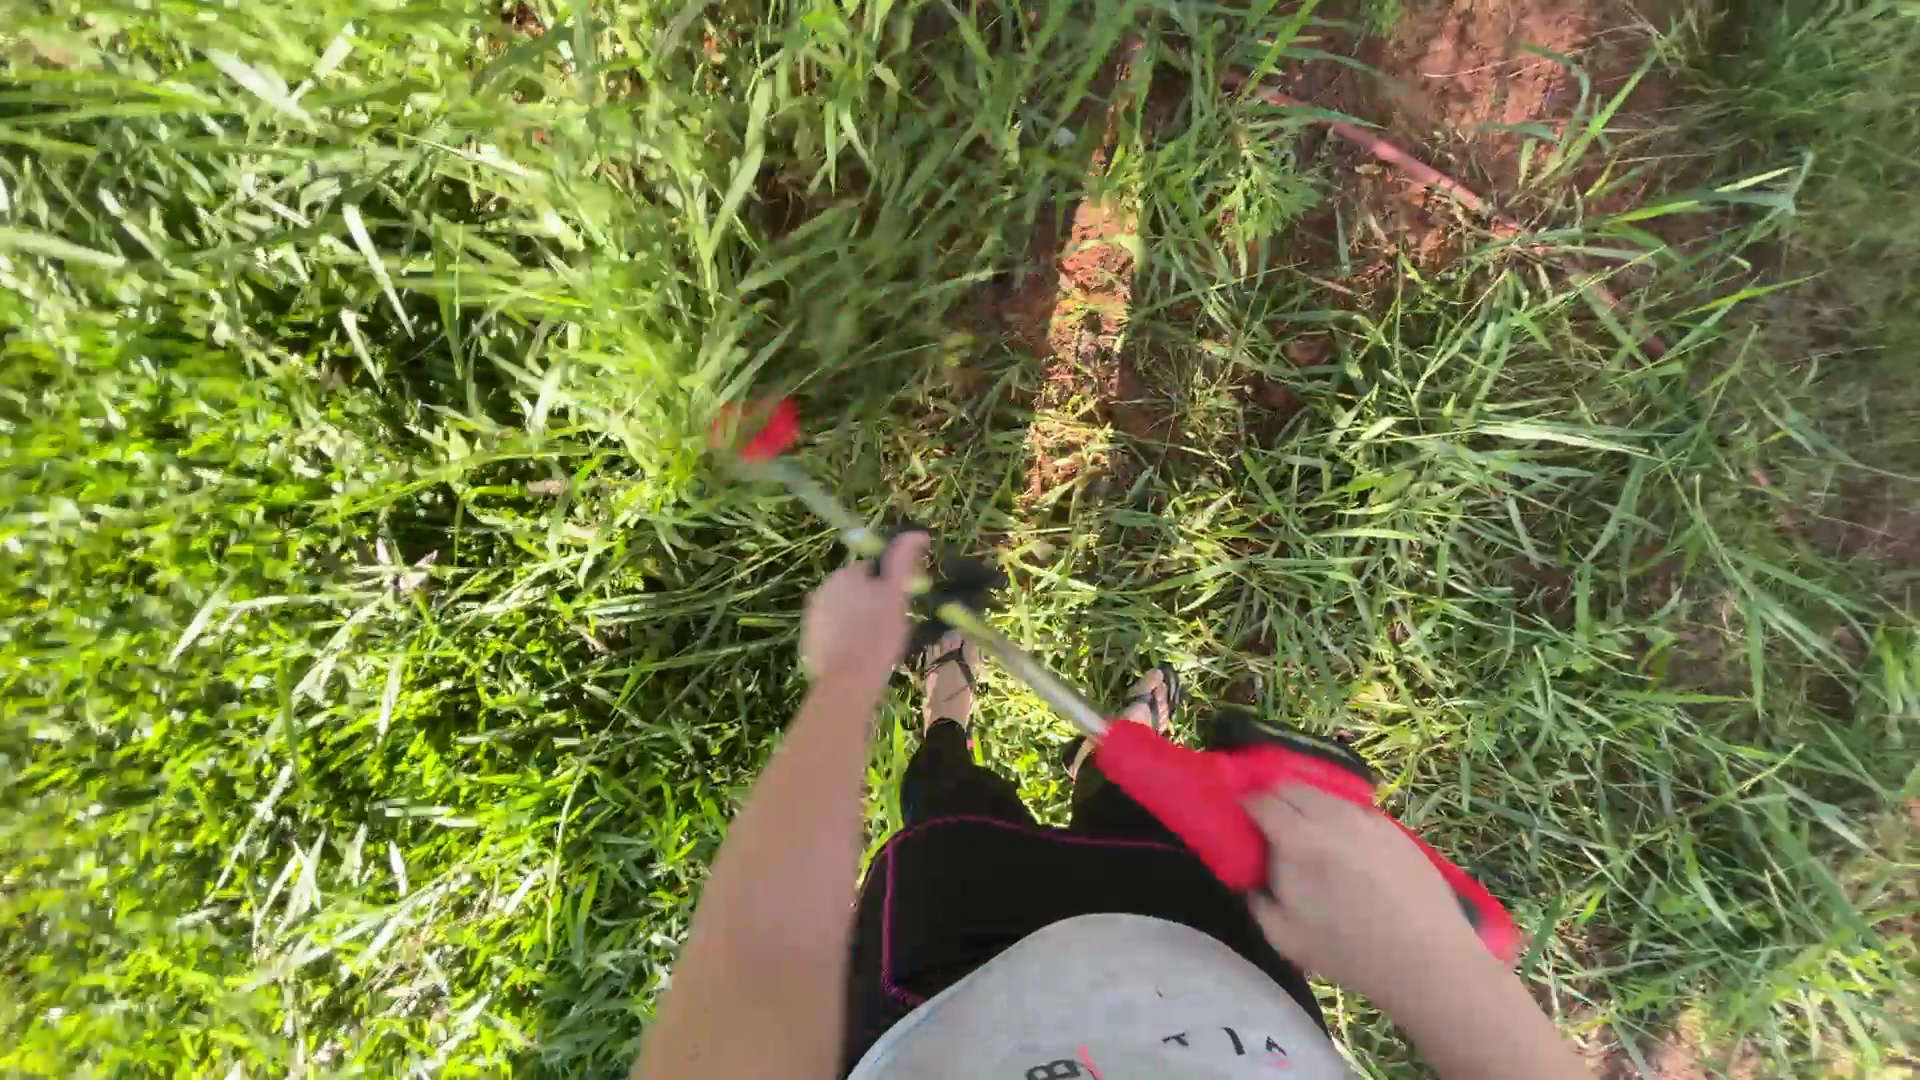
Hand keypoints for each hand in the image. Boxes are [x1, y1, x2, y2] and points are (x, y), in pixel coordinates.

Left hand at [799, 532, 928, 692]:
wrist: (847, 679)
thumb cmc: (878, 635)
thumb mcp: (896, 595)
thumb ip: (902, 561)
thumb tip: (916, 533)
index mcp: (846, 574)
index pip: (870, 568)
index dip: (885, 584)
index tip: (896, 603)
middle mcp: (824, 587)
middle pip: (853, 586)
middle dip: (867, 598)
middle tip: (886, 623)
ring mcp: (813, 613)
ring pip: (841, 607)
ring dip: (854, 616)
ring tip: (870, 640)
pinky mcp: (808, 637)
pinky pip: (830, 628)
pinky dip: (841, 634)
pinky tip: (854, 651)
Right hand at [1244, 784, 1488, 1010]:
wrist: (1431, 963)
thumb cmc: (1352, 954)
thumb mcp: (1286, 938)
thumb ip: (1257, 901)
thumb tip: (1248, 878)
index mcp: (1298, 841)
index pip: (1260, 801)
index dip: (1245, 805)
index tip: (1242, 818)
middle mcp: (1330, 817)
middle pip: (1288, 786)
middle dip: (1272, 797)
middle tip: (1270, 822)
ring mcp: (1365, 818)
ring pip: (1322, 794)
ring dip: (1305, 804)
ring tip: (1307, 830)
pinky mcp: (1392, 826)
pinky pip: (1352, 809)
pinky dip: (1337, 817)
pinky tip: (1345, 845)